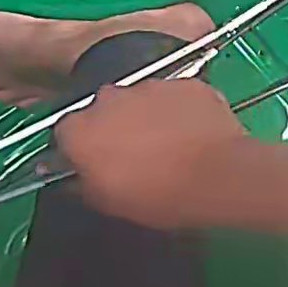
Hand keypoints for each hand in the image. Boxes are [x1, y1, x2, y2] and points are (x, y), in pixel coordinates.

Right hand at [53, 79, 253, 228]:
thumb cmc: (159, 195)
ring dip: (152, 115)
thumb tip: (76, 177)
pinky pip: (179, 96)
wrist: (219, 175)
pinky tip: (198, 132)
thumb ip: (83, 183)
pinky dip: (184, 110)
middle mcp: (111, 97)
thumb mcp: (109, 203)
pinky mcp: (190, 83)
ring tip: (175, 143)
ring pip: (144, 99)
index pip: (68, 133)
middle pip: (106, 110)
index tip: (100, 165)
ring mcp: (153, 85)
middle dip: (118, 127)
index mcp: (80, 128)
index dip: (84, 150)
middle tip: (140, 154)